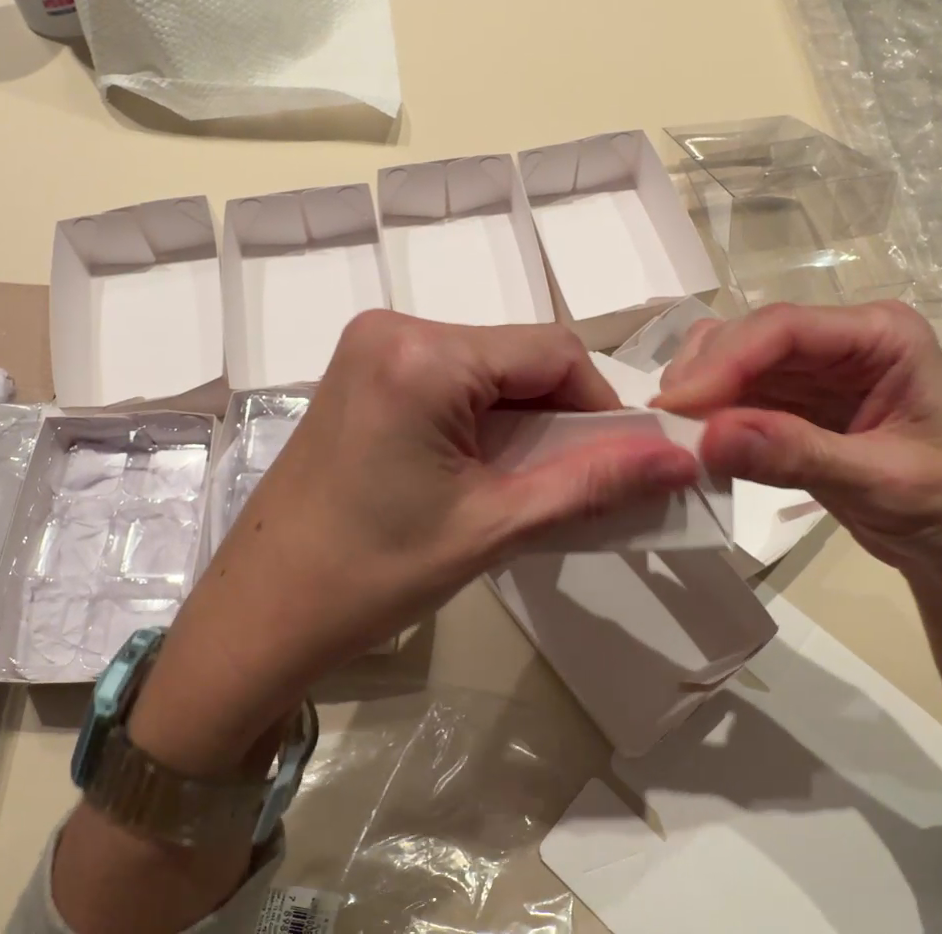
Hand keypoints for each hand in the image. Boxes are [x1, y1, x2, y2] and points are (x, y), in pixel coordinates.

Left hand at [129, 311, 699, 772]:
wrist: (261, 613)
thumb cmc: (372, 575)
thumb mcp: (493, 526)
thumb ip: (591, 483)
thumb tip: (679, 460)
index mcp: (423, 353)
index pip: (552, 350)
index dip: (601, 403)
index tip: (621, 463)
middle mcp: (393, 328)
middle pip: (516, 355)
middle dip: (557, 415)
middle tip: (572, 483)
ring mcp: (368, 347)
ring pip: (484, 367)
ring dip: (520, 420)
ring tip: (525, 486)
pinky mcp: (358, 373)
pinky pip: (446, 378)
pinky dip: (480, 418)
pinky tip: (480, 471)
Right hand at [654, 302, 941, 599]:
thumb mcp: (883, 482)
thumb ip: (798, 456)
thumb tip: (708, 439)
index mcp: (880, 335)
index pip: (784, 328)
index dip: (724, 362)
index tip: (676, 407)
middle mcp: (841, 342)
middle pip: (749, 338)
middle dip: (703, 376)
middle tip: (662, 426)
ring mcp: (815, 373)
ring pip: (733, 364)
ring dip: (699, 396)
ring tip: (672, 437)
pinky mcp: (794, 407)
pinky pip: (736, 399)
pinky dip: (710, 419)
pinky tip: (693, 444)